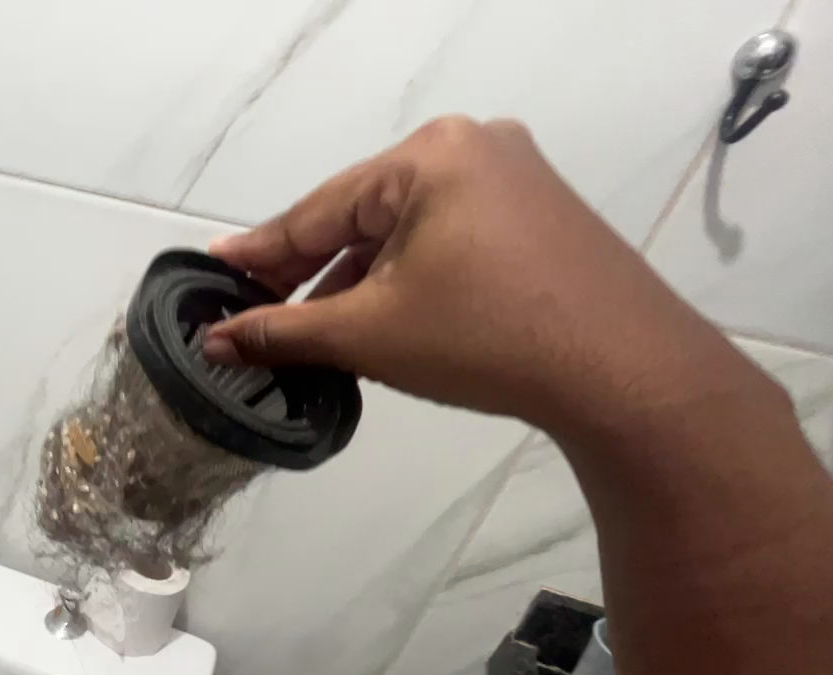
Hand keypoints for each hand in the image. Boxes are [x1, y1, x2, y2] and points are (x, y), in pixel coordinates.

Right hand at [205, 117, 778, 445]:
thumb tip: (212, 341)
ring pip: (393, 230)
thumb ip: (279, 331)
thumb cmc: (480, 338)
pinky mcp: (528, 212)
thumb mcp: (363, 334)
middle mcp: (469, 146)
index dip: (256, 252)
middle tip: (250, 310)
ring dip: (345, 279)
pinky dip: (392, 275)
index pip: (314, 212)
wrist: (621, 370)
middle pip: (353, 216)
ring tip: (303, 327)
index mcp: (426, 158)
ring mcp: (507, 175)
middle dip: (302, 270)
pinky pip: (433, 237)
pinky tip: (368, 314)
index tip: (210, 272)